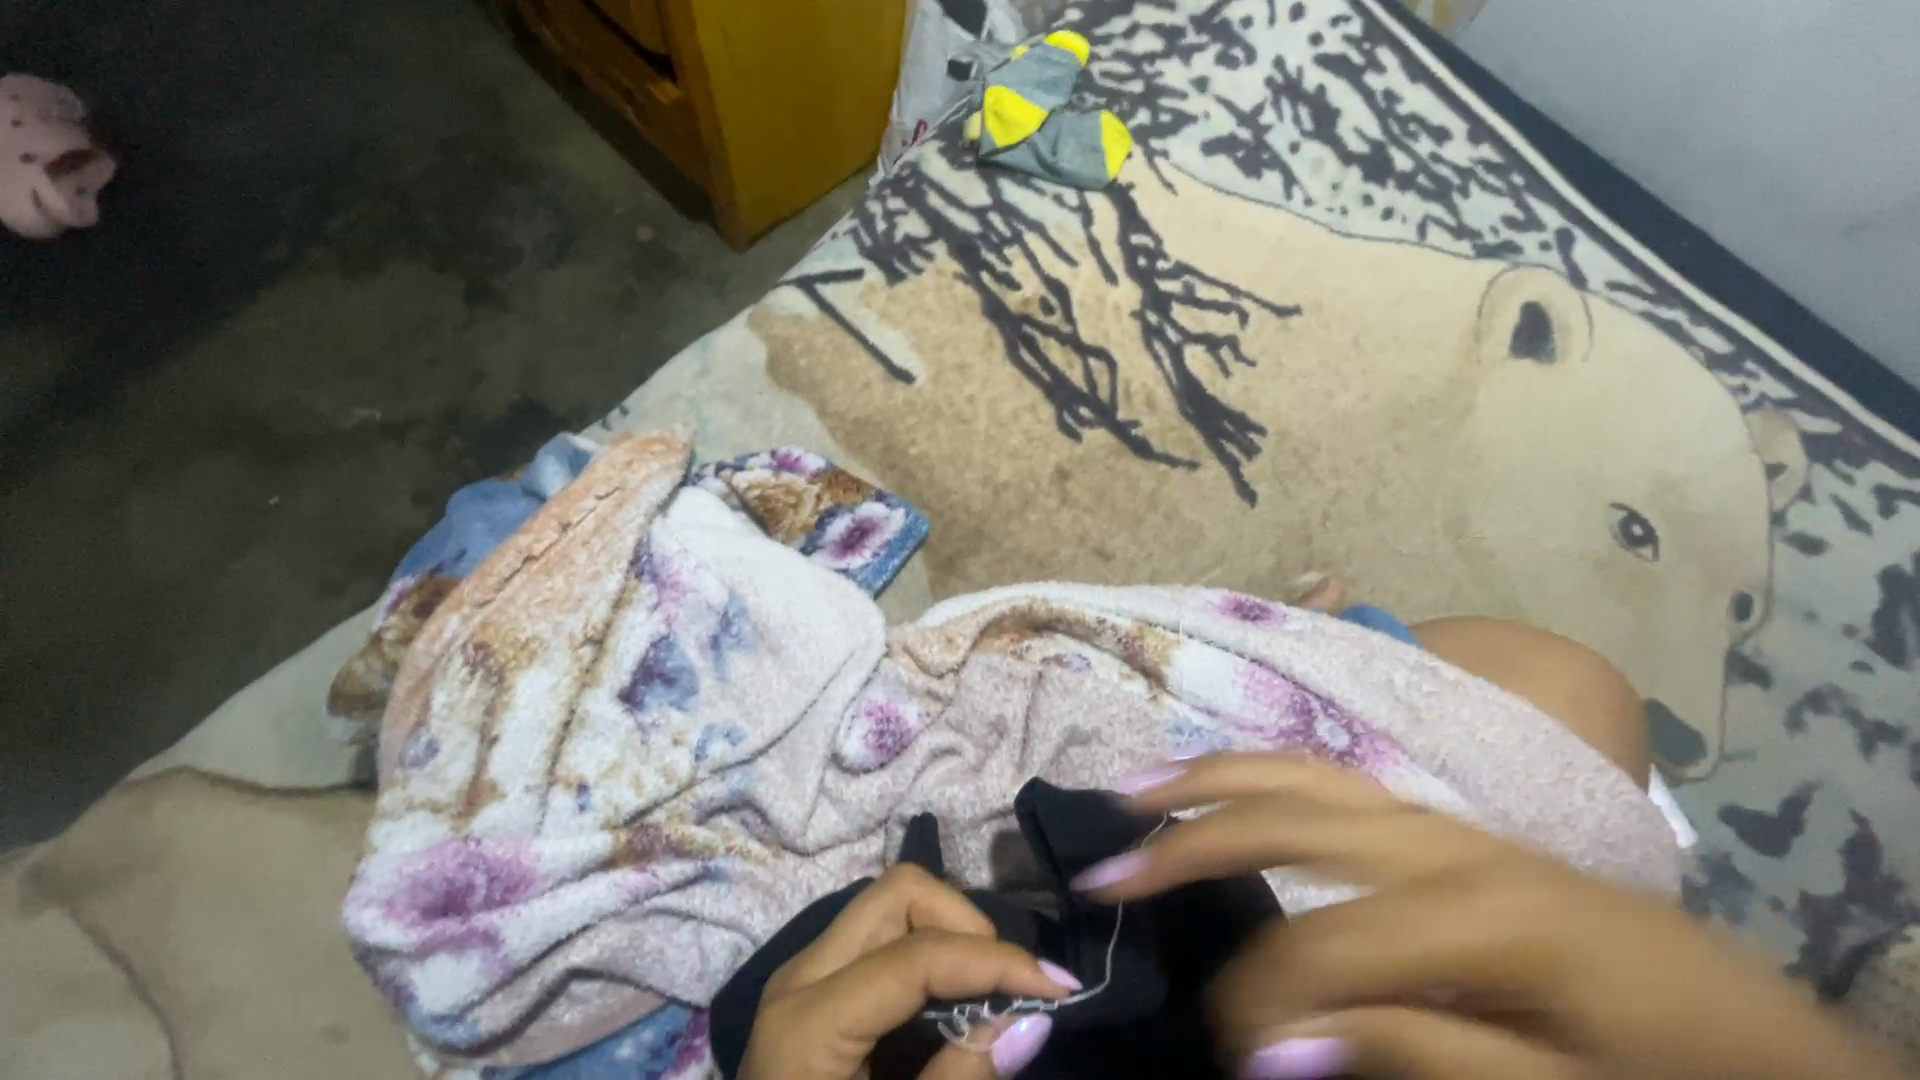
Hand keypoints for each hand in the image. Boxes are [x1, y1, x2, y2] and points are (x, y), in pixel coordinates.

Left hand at [740, 864, 1078, 1079]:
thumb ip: (960, 1077)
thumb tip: (1034, 1018)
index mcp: (808, 1022)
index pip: (917, 954)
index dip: (995, 961)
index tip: (1058, 988)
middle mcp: (802, 973)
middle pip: (900, 892)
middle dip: (968, 926)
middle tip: (1010, 987)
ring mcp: (807, 970)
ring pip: (894, 899)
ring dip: (953, 930)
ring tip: (991, 988)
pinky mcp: (818, 981)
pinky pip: (884, 931)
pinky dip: (932, 946)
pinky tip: (957, 994)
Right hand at [1075, 753, 1908, 1079]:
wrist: (1774, 1032)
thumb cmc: (1679, 1069)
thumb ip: (1423, 1056)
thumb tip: (1282, 1046)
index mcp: (1480, 905)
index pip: (1320, 939)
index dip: (1258, 998)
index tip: (1224, 1052)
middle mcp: (1445, 840)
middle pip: (1289, 818)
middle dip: (1188, 845)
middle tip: (1107, 875)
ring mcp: (1443, 822)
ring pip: (1303, 776)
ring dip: (1211, 781)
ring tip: (1134, 790)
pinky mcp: (1445, 829)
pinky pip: (1333, 784)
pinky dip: (1263, 776)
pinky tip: (1225, 786)